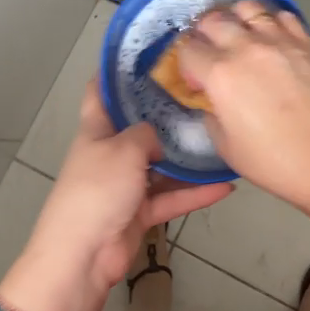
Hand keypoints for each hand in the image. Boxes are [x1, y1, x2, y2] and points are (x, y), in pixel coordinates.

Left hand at [2, 82, 232, 310]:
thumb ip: (146, 133)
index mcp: (96, 131)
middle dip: (165, 115)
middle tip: (199, 95)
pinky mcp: (140, 213)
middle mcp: (110, 154)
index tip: (144, 55)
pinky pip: (172, 198)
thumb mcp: (123, 148)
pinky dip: (195, 193)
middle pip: (139, 129)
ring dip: (187, 159)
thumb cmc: (97, 190)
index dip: (116, 73)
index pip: (101, 93)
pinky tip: (225, 185)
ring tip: (220, 139)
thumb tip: (158, 137)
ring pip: (160, 165)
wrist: (83, 255)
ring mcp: (125, 185)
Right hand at [175, 0, 309, 209]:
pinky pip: (283, 16)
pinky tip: (272, 38)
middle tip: (210, 51)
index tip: (194, 77)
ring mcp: (278, 41)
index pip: (187, 49)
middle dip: (204, 34)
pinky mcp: (304, 44)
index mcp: (219, 74)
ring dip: (237, 19)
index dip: (185, 62)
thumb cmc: (269, 159)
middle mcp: (245, 48)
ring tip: (240, 34)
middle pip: (213, 20)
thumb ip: (211, 112)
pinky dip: (272, 22)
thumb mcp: (223, 143)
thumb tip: (212, 97)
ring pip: (248, 7)